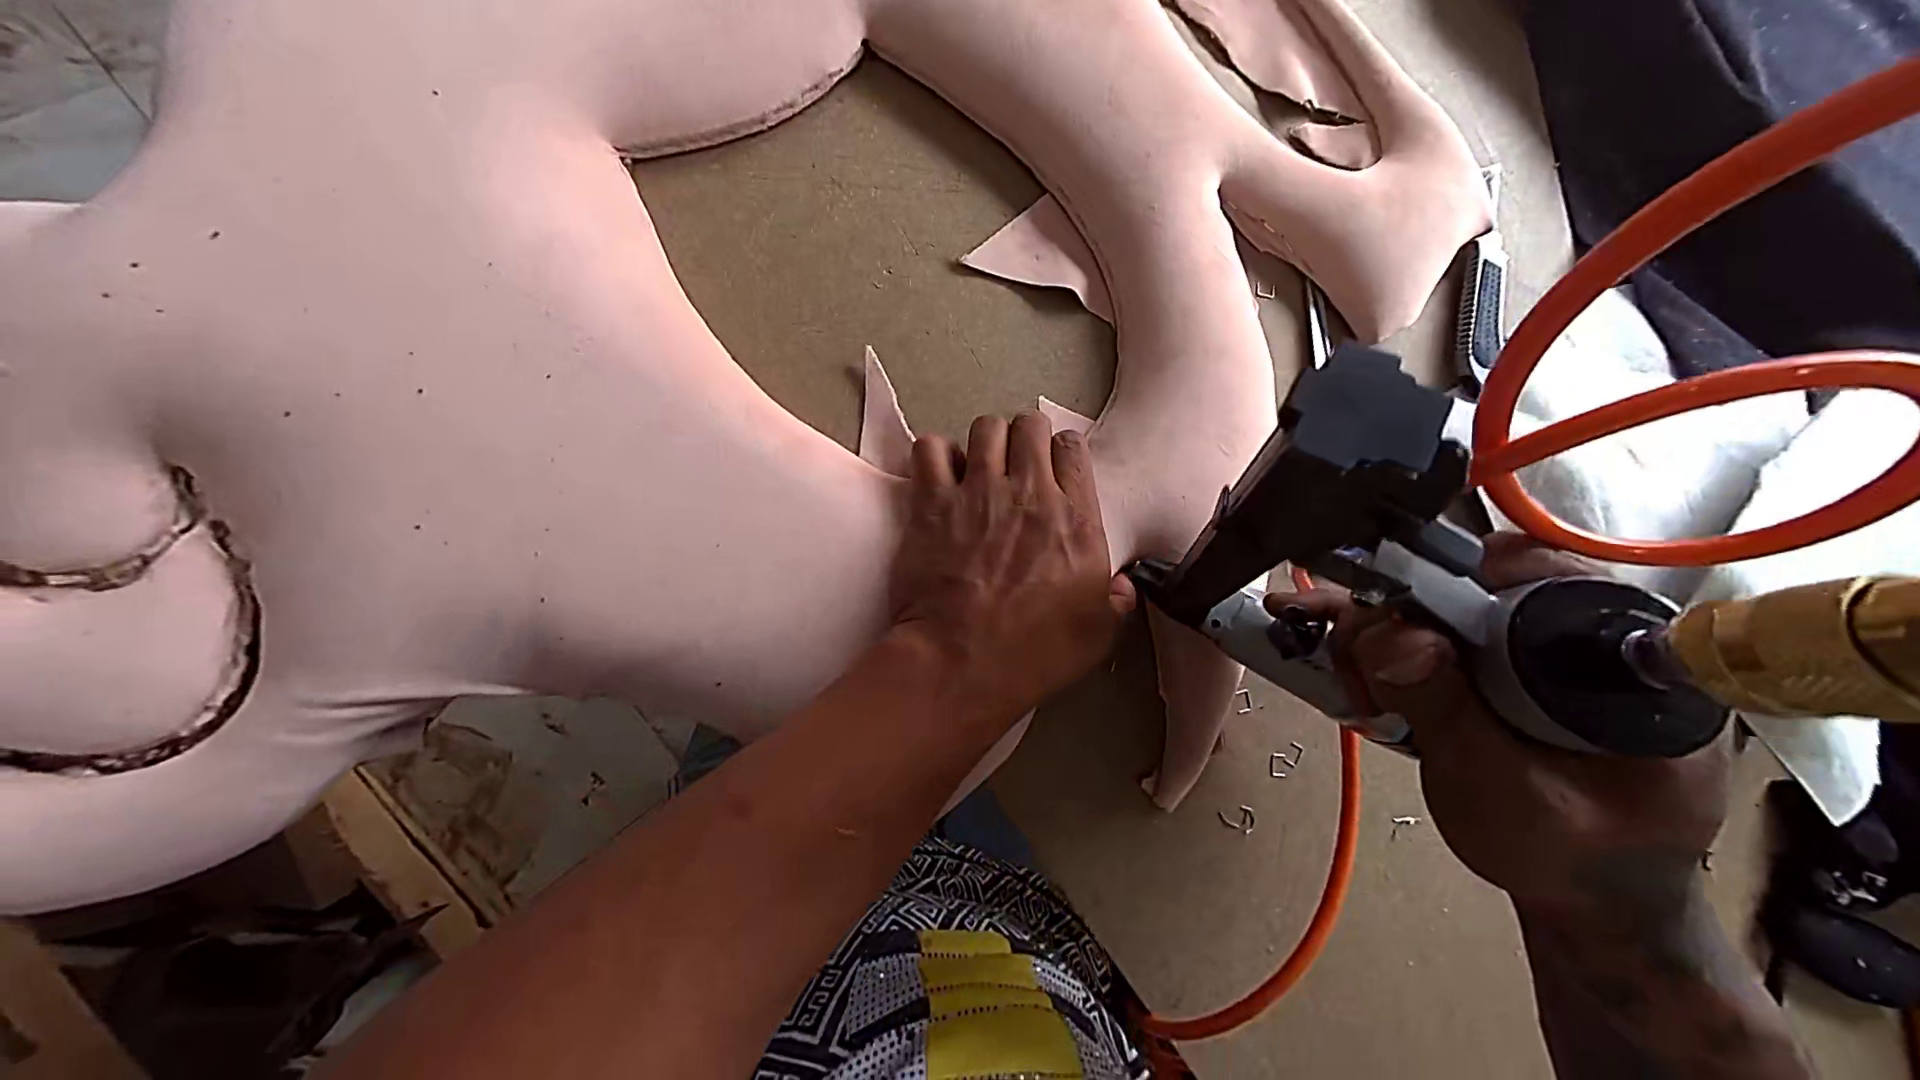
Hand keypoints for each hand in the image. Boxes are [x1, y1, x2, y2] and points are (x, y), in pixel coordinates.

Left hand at [889, 411, 1135, 715]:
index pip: (1073, 450)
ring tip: (978, 467)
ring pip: (985, 427)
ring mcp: (979, 495)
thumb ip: (1116, 602)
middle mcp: (1030, 496)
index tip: (1053, 467)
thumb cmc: (1029, 655)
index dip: (1062, 452)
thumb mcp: (1096, 635)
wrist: (961, 663)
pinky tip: (940, 478)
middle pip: (1029, 426)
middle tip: (1015, 462)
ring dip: (983, 442)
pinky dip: (935, 456)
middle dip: (1024, 436)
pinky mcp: (934, 505)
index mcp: (1076, 522)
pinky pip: (931, 449)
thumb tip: (1122, 587)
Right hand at [1272, 534, 1731, 927]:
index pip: (1534, 574)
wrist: (1585, 896)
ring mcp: (1532, 646)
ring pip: (1436, 601)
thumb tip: (1394, 634)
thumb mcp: (1506, 793)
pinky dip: (1375, 641)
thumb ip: (1451, 714)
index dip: (1449, 580)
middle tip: (1357, 672)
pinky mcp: (1496, 661)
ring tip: (1352, 683)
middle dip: (1394, 615)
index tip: (1384, 618)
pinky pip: (1426, 630)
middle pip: (1468, 581)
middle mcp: (1579, 634)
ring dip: (1374, 632)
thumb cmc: (1568, 857)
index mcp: (1622, 656)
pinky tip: (1341, 658)